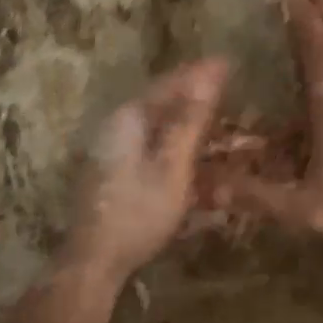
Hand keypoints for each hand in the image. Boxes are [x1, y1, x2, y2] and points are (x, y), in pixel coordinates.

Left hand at [62, 59, 228, 279]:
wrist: (94, 260)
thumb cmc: (138, 213)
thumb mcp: (172, 167)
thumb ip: (189, 122)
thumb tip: (207, 76)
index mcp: (126, 119)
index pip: (167, 85)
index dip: (199, 75)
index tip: (228, 63)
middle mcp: (111, 129)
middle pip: (155, 104)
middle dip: (188, 95)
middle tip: (221, 87)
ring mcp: (105, 154)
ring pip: (149, 128)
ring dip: (178, 122)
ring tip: (208, 118)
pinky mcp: (107, 177)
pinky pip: (143, 149)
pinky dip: (167, 146)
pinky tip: (181, 155)